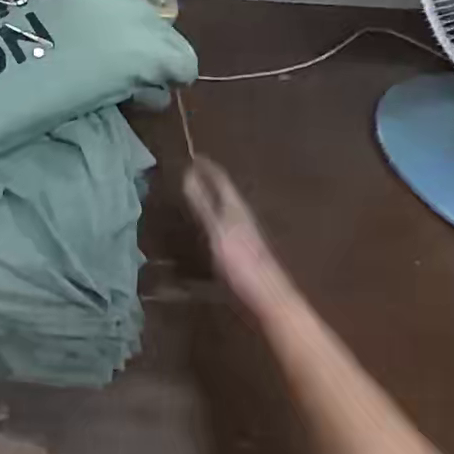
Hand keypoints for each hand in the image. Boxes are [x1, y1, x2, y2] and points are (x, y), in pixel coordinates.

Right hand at [182, 156, 294, 313]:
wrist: (268, 298)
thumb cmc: (240, 262)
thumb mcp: (216, 230)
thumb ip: (202, 203)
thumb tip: (188, 173)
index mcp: (235, 206)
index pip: (220, 178)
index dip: (206, 166)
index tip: (190, 156)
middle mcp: (241, 214)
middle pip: (222, 189)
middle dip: (206, 178)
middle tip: (185, 172)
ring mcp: (243, 231)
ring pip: (223, 204)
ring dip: (208, 196)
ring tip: (190, 193)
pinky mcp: (242, 247)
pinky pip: (222, 220)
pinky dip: (210, 214)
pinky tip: (203, 225)